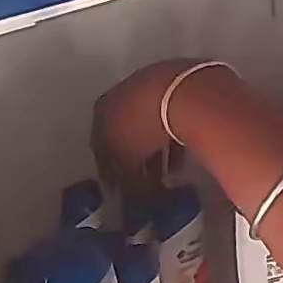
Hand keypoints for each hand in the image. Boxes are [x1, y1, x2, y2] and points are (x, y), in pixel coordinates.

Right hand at [91, 59, 209, 192]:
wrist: (179, 94)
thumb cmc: (142, 131)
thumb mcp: (129, 165)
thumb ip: (128, 183)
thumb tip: (135, 196)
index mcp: (101, 112)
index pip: (101, 150)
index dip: (112, 175)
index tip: (123, 191)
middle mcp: (119, 96)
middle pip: (125, 137)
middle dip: (136, 163)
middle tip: (147, 183)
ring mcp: (148, 88)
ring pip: (148, 129)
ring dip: (155, 154)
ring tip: (168, 175)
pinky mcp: (175, 87)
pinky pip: (168, 120)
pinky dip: (171, 141)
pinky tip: (181, 159)